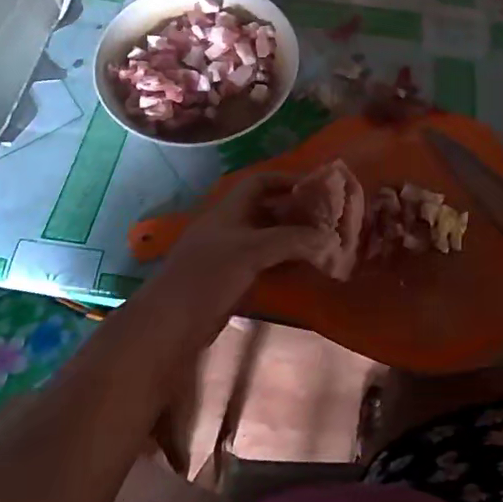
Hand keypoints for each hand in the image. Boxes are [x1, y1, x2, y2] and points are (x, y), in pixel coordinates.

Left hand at [158, 171, 340, 299]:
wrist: (172, 322)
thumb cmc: (208, 275)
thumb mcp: (251, 250)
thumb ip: (291, 240)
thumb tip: (330, 239)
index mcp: (229, 210)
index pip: (260, 182)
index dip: (287, 179)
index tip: (318, 188)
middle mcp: (230, 226)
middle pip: (267, 210)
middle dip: (297, 213)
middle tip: (329, 221)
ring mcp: (230, 254)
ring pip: (268, 238)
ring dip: (294, 240)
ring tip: (325, 245)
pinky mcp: (232, 279)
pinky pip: (265, 263)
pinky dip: (285, 262)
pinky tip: (305, 269)